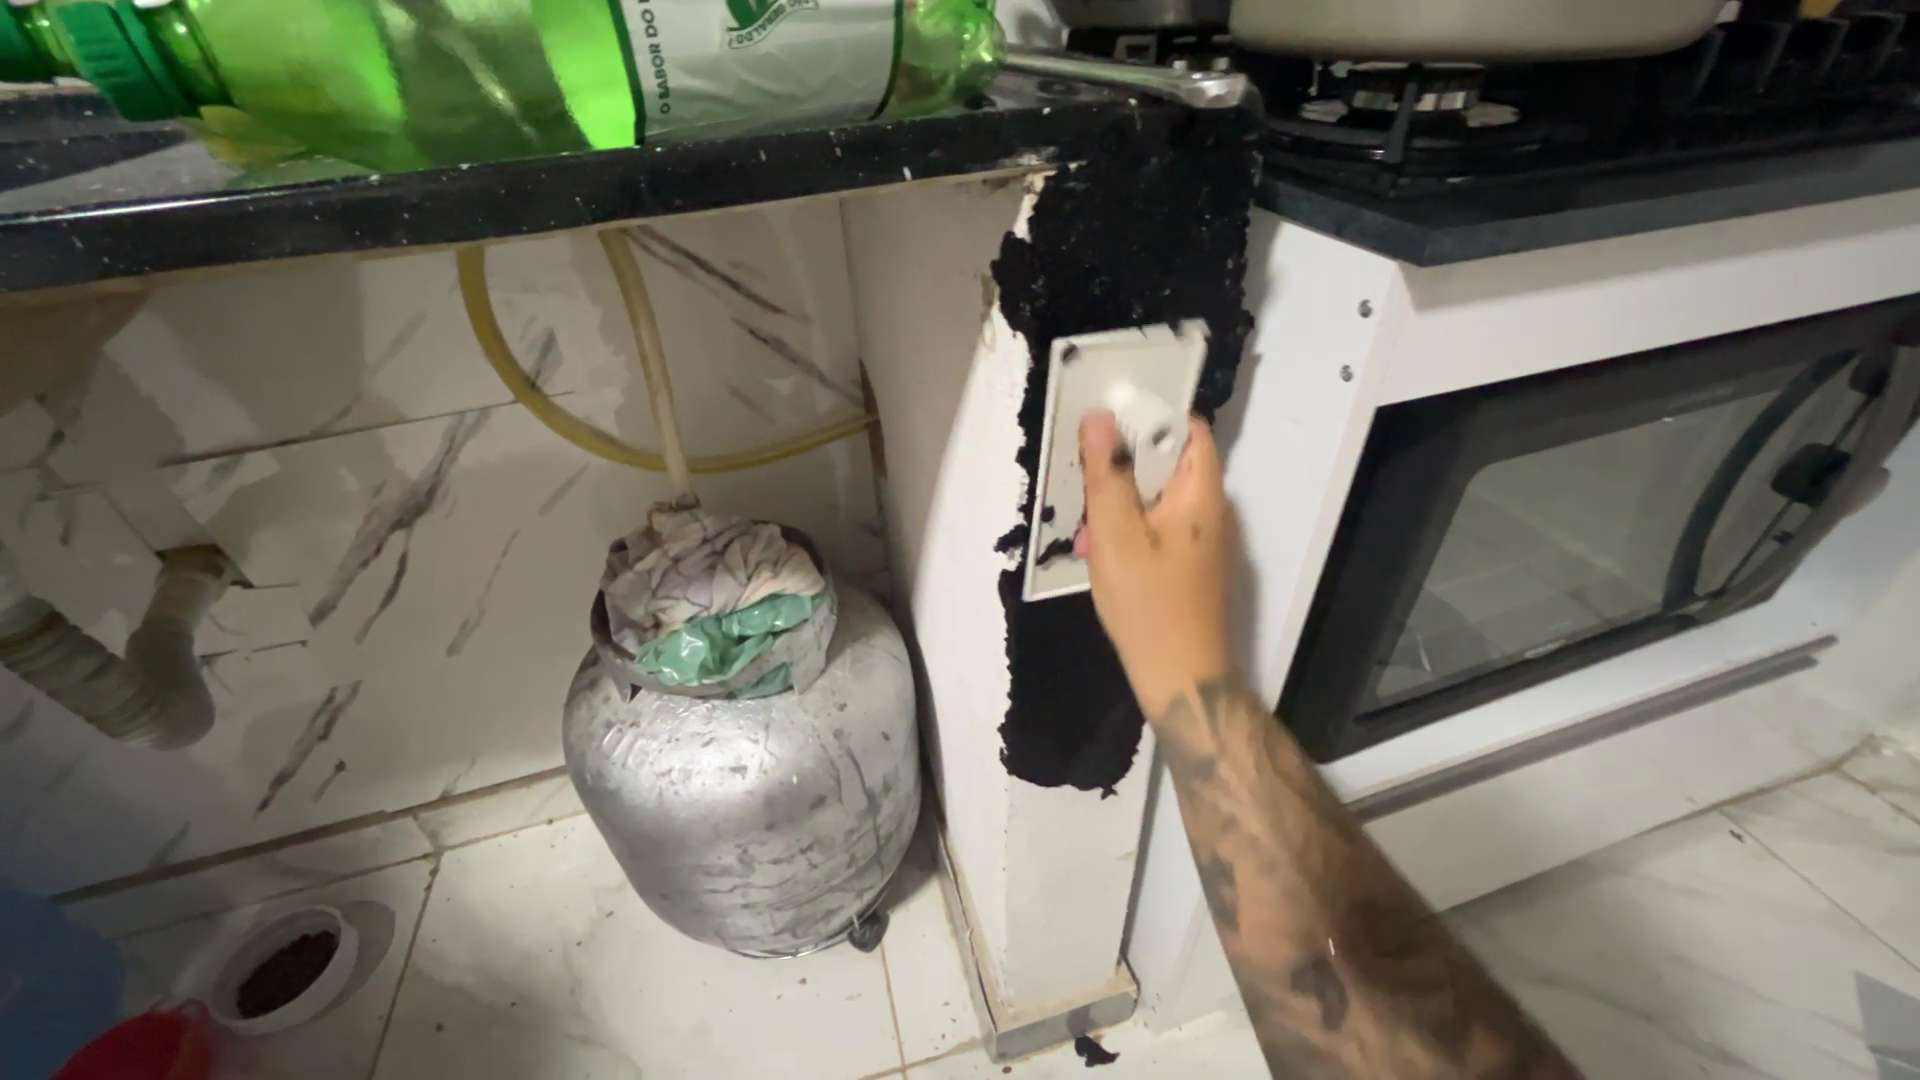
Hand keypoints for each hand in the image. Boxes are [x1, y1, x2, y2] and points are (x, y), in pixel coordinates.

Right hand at [1076, 410, 1232, 720]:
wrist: (1179, 675)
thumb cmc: (1147, 603)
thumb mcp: (1116, 534)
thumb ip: (1106, 474)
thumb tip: (1099, 417)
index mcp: (1202, 494)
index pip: (1187, 428)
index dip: (1148, 418)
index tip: (1105, 429)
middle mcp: (1213, 510)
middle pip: (1169, 462)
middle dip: (1124, 468)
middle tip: (1086, 488)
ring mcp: (1205, 538)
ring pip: (1160, 496)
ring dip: (1121, 503)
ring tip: (1089, 532)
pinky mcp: (1194, 562)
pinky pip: (1161, 525)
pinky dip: (1132, 528)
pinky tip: (1104, 553)